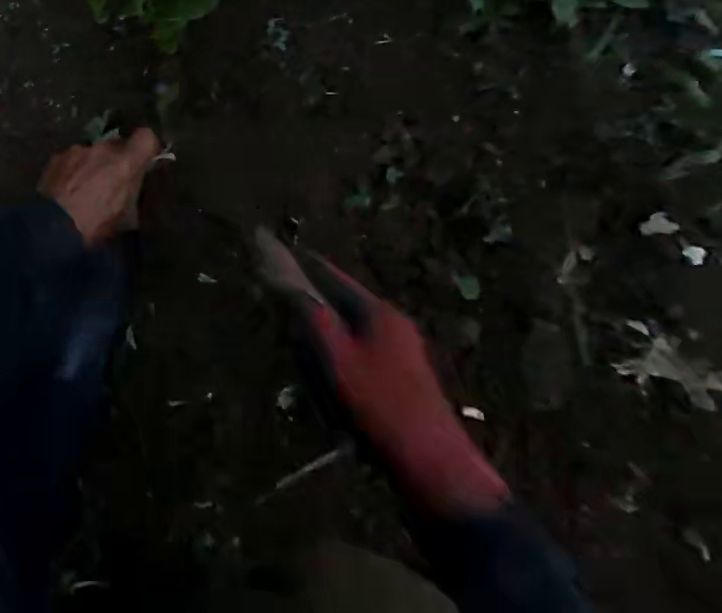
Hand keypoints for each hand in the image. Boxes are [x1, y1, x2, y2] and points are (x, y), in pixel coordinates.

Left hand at [38, 129, 164, 245]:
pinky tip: (65, 187)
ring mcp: (78, 150)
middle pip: (117, 144)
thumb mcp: (125, 215)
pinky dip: (73, 168)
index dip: (146, 146)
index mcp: (125, 163)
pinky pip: (72, 157)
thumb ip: (134, 189)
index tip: (144, 158)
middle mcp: (103, 149)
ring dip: (93, 163)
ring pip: (93, 151)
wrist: (50, 229)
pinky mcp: (57, 156)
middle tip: (111, 178)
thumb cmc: (94, 227)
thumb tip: (137, 179)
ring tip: (83, 186)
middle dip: (117, 158)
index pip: (146, 136)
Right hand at [256, 229, 508, 516]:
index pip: (337, 279)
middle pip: (343, 309)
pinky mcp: (402, 384)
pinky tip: (331, 395)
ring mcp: (401, 356)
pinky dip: (342, 371)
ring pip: (351, 339)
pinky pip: (362, 364)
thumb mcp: (339, 361)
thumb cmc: (381, 406)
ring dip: (328, 350)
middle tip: (289, 323)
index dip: (310, 267)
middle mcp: (394, 327)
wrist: (433, 467)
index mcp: (381, 313)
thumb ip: (314, 320)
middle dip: (316, 317)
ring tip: (308, 367)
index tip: (288, 254)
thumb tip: (292, 286)